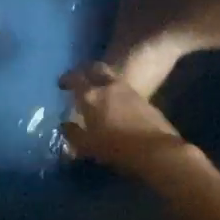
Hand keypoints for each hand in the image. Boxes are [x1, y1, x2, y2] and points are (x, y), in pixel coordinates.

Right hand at [59, 62, 183, 173]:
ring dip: (104, 81)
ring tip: (100, 92)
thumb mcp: (87, 145)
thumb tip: (66, 124)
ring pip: (112, 78)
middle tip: (82, 79)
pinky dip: (118, 92)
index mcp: (91, 96)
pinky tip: (118, 105)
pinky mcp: (145, 100)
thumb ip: (73, 133)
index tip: (61, 84)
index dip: (67, 79)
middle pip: (96, 68)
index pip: (75, 79)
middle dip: (87, 71)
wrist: (157, 150)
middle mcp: (109, 87)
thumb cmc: (116, 148)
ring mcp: (129, 91)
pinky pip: (126, 90)